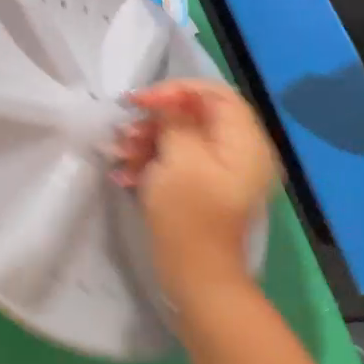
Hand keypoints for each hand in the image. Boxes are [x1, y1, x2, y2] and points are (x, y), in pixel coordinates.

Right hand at [111, 80, 277, 309]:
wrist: (195, 273)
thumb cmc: (189, 214)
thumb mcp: (179, 160)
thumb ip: (175, 122)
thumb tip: (167, 103)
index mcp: (244, 143)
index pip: (215, 94)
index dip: (175, 90)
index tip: (139, 103)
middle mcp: (238, 152)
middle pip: (194, 115)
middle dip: (154, 120)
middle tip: (124, 134)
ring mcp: (220, 172)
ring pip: (179, 138)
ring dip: (145, 141)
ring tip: (119, 156)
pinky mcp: (201, 188)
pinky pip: (175, 161)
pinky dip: (148, 162)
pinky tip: (124, 175)